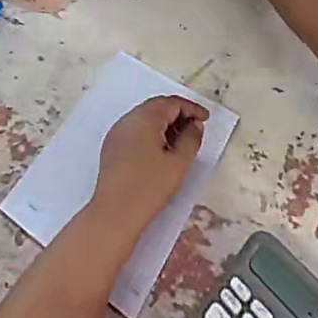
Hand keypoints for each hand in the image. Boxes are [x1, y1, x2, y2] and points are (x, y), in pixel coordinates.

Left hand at [89, 96, 207, 230]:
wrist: (114, 214)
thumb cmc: (149, 188)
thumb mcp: (178, 163)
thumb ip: (190, 139)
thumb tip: (195, 124)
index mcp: (144, 117)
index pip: (171, 102)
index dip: (191, 108)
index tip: (206, 118)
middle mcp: (128, 119)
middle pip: (156, 107)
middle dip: (178, 115)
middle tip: (195, 129)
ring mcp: (117, 132)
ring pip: (145, 118)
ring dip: (164, 124)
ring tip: (180, 142)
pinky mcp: (111, 146)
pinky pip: (135, 130)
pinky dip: (150, 133)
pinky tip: (160, 151)